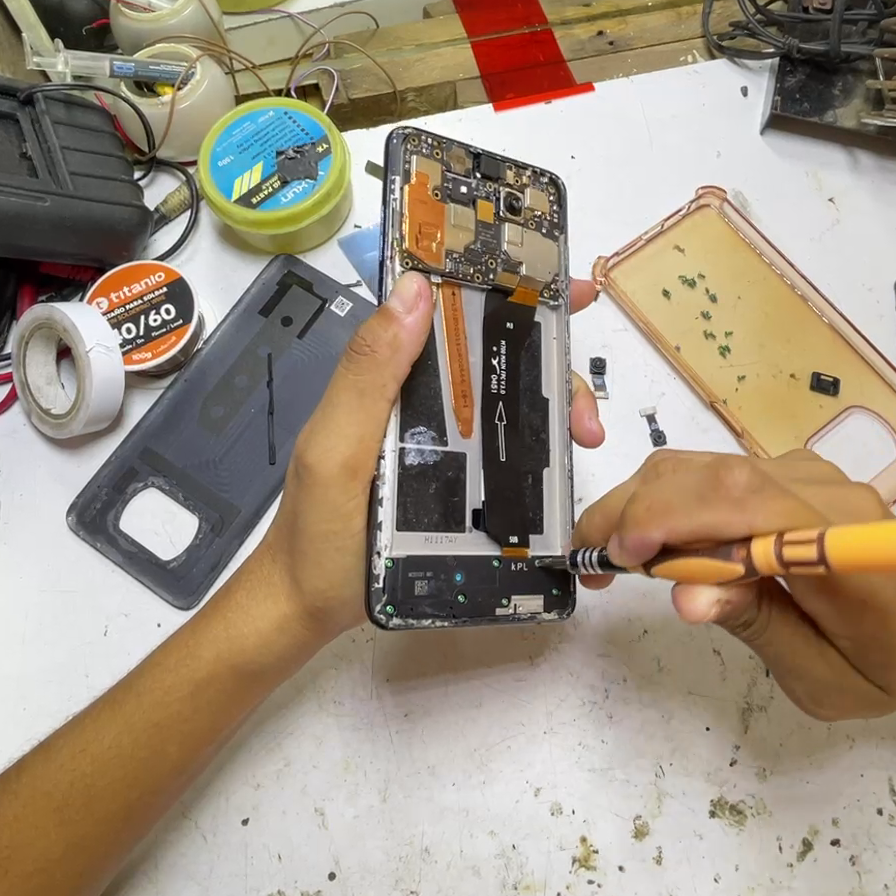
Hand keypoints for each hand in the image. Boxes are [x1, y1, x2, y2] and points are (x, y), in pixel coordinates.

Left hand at [253, 272, 605, 642]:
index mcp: (390, 373)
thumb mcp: (336, 448)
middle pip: (495, 353)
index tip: (569, 290)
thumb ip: (368, 373)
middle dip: (551, 361)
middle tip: (586, 408)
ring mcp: (439, 435)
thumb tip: (416, 288)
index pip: (449, 309)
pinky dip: (540, 443)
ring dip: (556, 404)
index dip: (508, 287)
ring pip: (508, 397)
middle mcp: (419, 394)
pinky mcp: (453, 473)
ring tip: (586, 438)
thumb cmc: (318, 530)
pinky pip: (505, 442)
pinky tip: (564, 460)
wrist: (309, 607)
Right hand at [573, 450, 895, 721]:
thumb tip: (686, 597)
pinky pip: (715, 473)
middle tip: (589, 558)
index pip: (750, 504)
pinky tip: (655, 542)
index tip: (621, 556)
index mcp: (849, 550)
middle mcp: (825, 492)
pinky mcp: (790, 471)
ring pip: (704, 466)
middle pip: (714, 475)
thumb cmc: (891, 666)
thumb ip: (760, 627)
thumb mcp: (826, 679)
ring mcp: (807, 473)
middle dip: (637, 508)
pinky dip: (669, 500)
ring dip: (645, 502)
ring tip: (612, 554)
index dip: (676, 517)